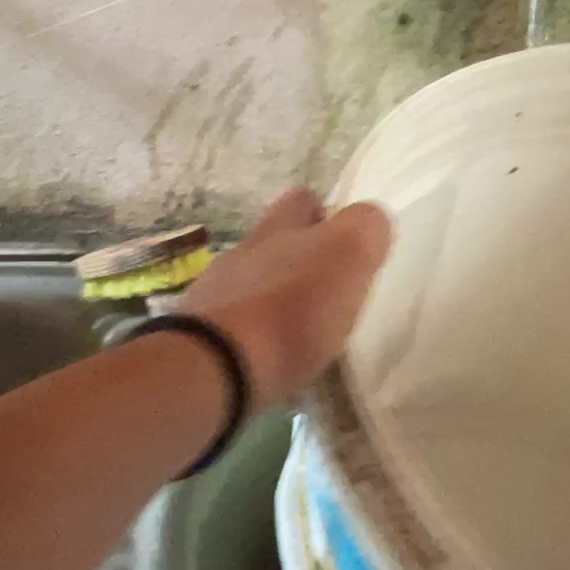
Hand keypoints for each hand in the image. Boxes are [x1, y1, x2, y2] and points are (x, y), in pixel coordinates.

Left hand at [179, 187, 391, 409]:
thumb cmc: (290, 310)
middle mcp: (242, 254)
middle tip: (326, 287)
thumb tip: (367, 223)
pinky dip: (253, 335)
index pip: (303, 201)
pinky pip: (234, 327)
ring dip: (272, 297)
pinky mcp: (202, 336)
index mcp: (278, 230)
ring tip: (298, 330)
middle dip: (296, 255)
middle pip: (272, 242)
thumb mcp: (346, 255)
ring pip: (250, 282)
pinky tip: (270, 359)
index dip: (325, 215)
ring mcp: (215, 295)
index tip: (346, 246)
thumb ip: (364, 229)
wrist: (215, 368)